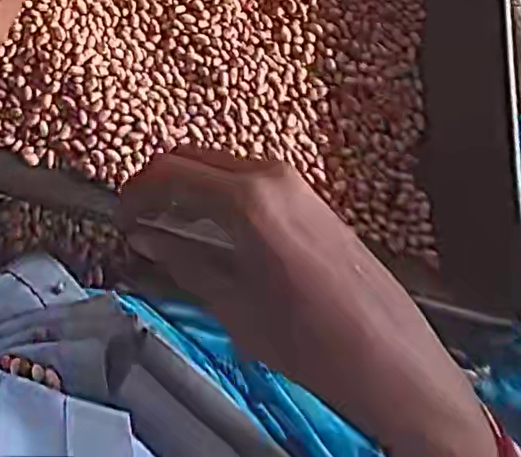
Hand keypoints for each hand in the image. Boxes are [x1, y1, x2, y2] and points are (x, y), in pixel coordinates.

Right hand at [120, 149, 496, 456]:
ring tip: (170, 226)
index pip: (172, 171)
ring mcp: (292, 180)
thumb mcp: (236, 306)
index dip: (137, 189)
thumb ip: (184, 261)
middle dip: (159, 182)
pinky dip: (217, 192)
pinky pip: (246, 177)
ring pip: (218, 164)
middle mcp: (268, 174)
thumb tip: (144, 237)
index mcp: (247, 198)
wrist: (398, 364)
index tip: (122, 214)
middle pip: (192, 157)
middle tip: (140, 218)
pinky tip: (211, 228)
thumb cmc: (313, 344)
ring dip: (188, 185)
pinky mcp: (307, 194)